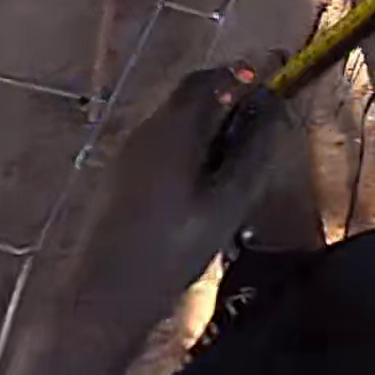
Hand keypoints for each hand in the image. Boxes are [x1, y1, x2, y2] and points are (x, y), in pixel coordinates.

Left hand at [7, 63, 294, 374]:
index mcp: (175, 128)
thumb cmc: (172, 247)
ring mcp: (129, 151)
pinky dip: (188, 136)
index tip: (267, 76)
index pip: (208, 79)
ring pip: (175, 116)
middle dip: (224, 92)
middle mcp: (148, 129)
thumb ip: (254, 152)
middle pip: (189, 93)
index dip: (240, 73)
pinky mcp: (119, 173)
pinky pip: (161, 137)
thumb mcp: (227, 202)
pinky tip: (201, 171)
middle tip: (254, 109)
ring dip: (207, 116)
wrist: (100, 301)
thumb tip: (274, 111)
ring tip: (234, 143)